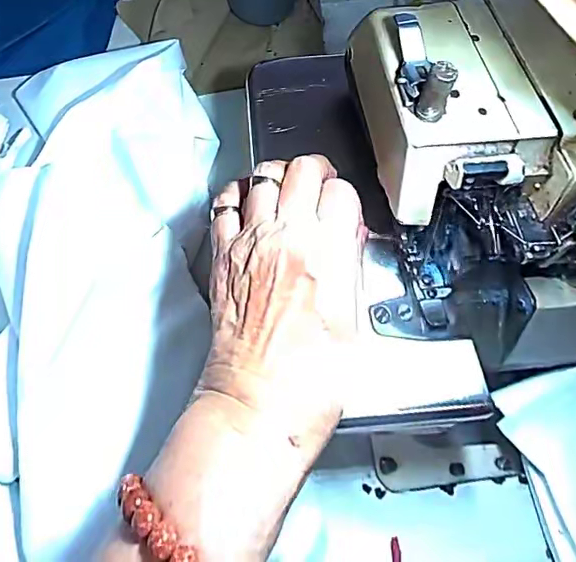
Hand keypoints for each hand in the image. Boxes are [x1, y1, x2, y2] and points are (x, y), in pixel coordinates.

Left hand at [202, 155, 365, 458]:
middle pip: (302, 170)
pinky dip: (237, 192)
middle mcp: (285, 239)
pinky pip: (224, 203)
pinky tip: (247, 198)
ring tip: (286, 184)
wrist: (255, 406)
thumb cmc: (306, 383)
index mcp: (325, 256)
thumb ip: (350, 271)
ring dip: (279, 175)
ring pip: (263, 177)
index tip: (345, 206)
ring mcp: (250, 243)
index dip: (347, 195)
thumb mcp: (352, 323)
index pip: (340, 192)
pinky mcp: (223, 254)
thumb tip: (347, 242)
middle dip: (317, 169)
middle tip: (321, 181)